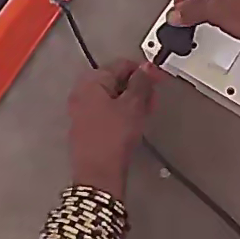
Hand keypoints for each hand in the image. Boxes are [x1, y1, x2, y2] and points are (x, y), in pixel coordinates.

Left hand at [68, 60, 156, 194]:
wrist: (99, 173)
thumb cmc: (114, 136)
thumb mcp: (133, 105)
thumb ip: (141, 82)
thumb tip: (146, 67)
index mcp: (90, 82)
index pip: (122, 64)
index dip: (144, 71)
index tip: (158, 81)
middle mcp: (81, 93)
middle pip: (115, 80)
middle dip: (137, 88)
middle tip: (151, 101)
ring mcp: (81, 111)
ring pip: (112, 97)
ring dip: (131, 101)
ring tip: (145, 114)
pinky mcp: (86, 127)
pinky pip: (106, 111)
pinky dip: (121, 113)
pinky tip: (132, 125)